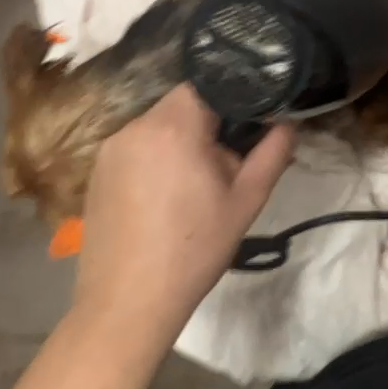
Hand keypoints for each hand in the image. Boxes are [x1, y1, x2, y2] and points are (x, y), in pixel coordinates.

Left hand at [74, 86, 294, 329]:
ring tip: (201, 175)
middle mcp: (135, 127)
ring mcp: (110, 149)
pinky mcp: (97, 172)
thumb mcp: (248, 199)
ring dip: (184, 137)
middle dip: (211, 119)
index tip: (255, 117)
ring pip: (160, 123)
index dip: (237, 95)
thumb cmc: (194, 249)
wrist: (127, 305)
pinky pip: (139, 145)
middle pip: (184, 102)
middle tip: (232, 153)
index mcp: (173, 126)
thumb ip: (274, 151)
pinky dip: (159, 154)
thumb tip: (290, 121)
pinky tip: (170, 191)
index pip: (210, 83)